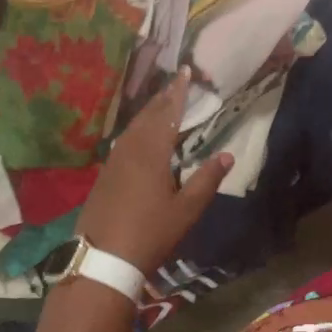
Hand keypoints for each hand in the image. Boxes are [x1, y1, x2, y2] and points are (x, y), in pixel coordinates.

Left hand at [76, 70, 231, 274]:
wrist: (103, 259)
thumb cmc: (150, 233)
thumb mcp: (186, 210)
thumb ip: (206, 180)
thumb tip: (227, 155)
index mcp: (152, 153)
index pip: (168, 114)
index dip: (178, 92)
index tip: (185, 71)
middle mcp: (130, 150)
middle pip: (148, 116)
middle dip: (162, 98)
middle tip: (175, 82)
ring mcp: (113, 162)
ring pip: (133, 128)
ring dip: (148, 113)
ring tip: (160, 104)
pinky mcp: (104, 175)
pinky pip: (123, 141)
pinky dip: (136, 130)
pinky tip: (139, 136)